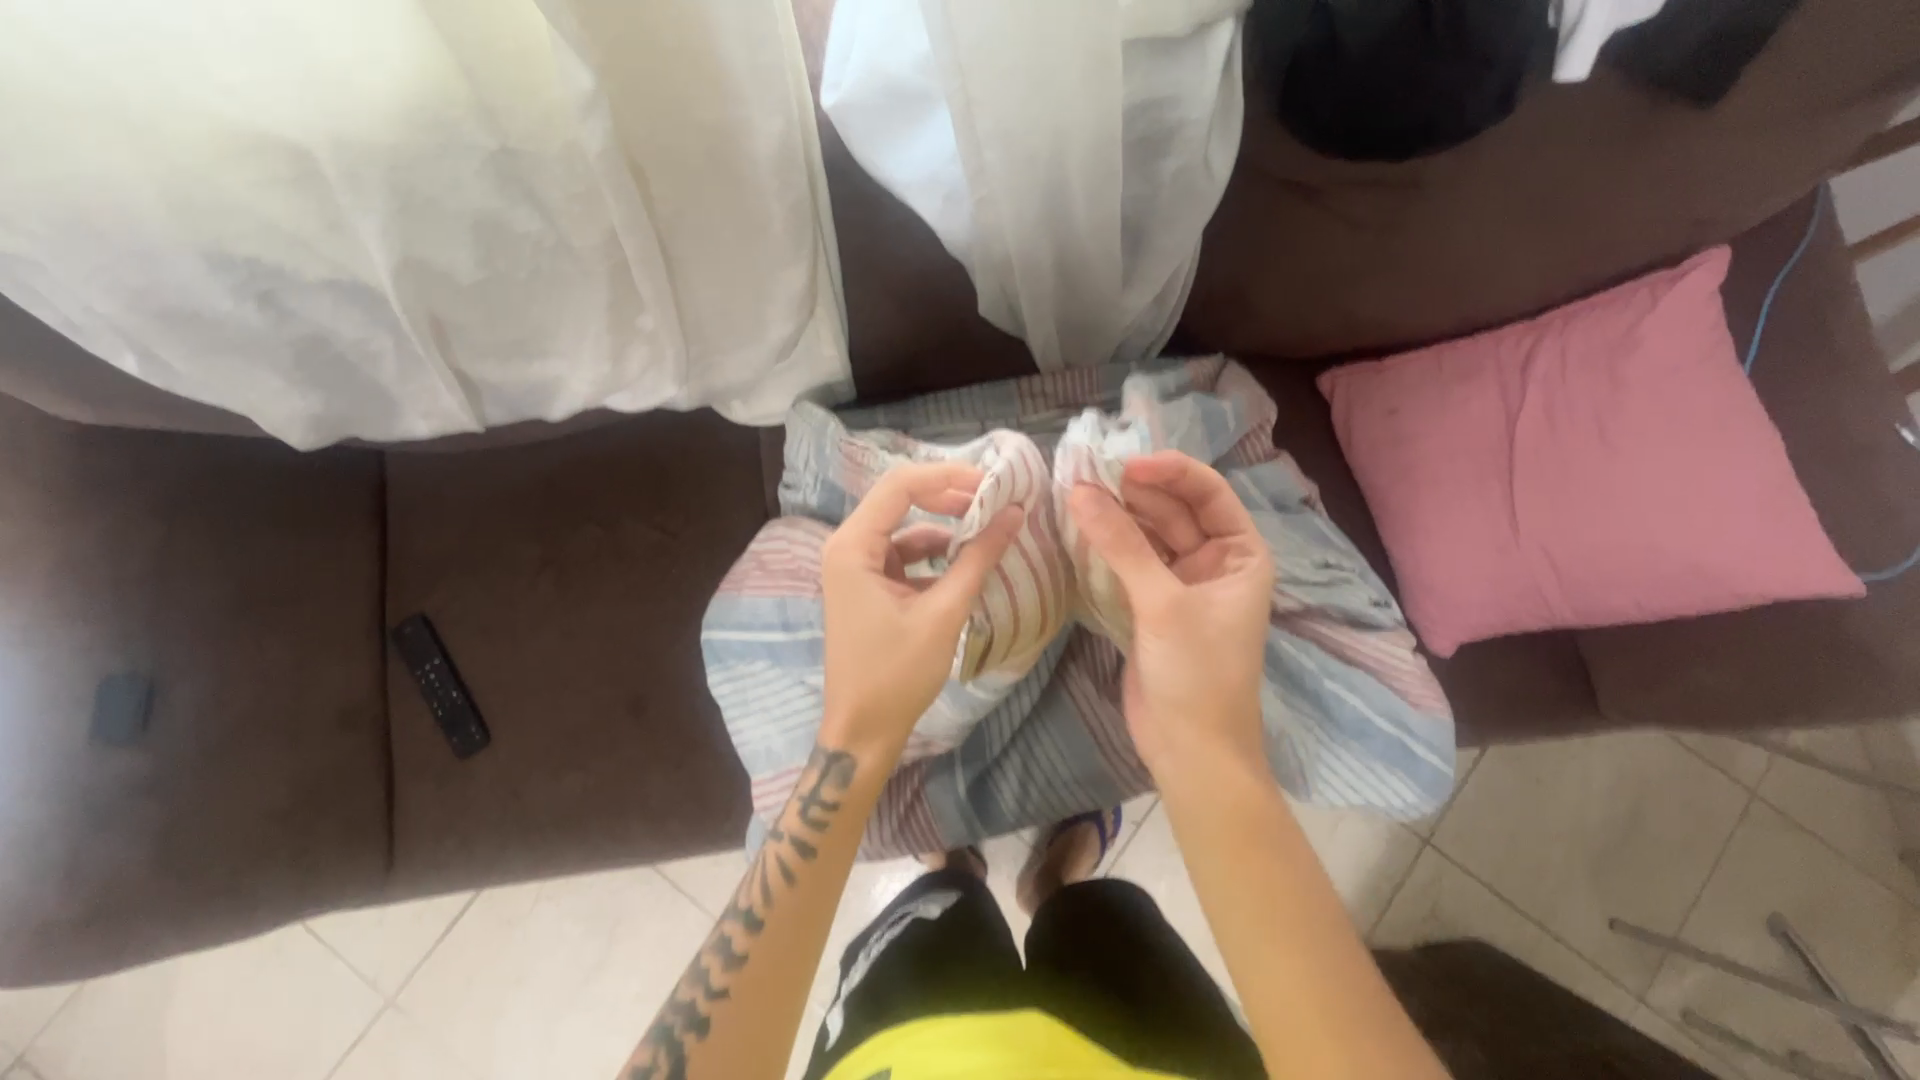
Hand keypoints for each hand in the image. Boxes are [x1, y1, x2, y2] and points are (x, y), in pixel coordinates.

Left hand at [820, 462, 1023, 757]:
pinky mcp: (868, 588)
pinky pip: (905, 558)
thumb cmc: (897, 674)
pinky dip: (935, 559)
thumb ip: (978, 558)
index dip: (948, 477)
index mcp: (852, 546)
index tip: (992, 484)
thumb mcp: (944, 612)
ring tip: (990, 536)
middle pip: (902, 501)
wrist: (863, 730)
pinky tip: (967, 569)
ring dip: (946, 531)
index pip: (901, 485)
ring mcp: (856, 568)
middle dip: (950, 499)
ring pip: (907, 530)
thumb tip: (1014, 514)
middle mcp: (847, 548)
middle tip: (997, 504)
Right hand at [1067, 451, 1272, 774]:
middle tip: (1085, 475)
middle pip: (1173, 511)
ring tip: (1075, 495)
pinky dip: (1106, 549)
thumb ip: (1121, 544)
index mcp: (1240, 555)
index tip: (1124, 464)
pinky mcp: (1151, 609)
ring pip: (1147, 537)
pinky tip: (1077, 531)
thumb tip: (1080, 491)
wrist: (1190, 751)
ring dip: (1116, 518)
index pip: (1209, 494)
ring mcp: (1181, 586)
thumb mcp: (1163, 603)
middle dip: (1134, 493)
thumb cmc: (1197, 673)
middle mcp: (1214, 563)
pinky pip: (1129, 565)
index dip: (1170, 472)